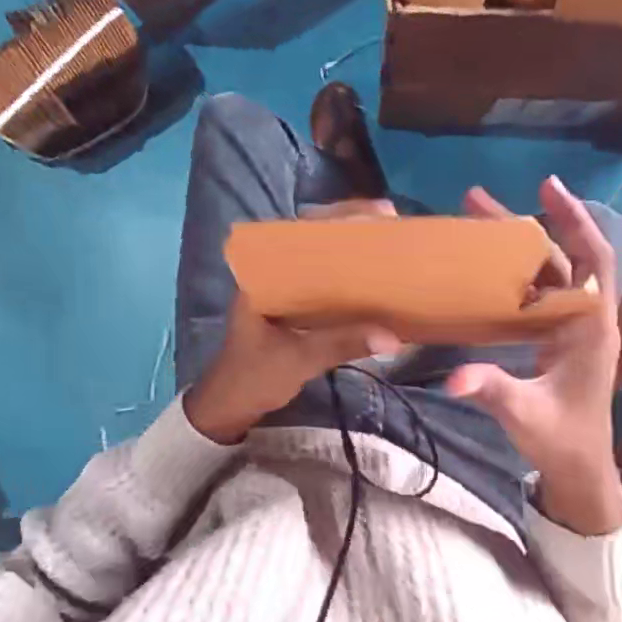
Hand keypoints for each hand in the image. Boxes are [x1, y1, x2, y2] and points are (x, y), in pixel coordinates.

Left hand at [184, 199, 403, 444]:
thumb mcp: (297, 361)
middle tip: (393, 224)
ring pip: (320, 261)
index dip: (338, 217)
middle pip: (314, 240)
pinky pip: (323, 286)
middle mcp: (271, 277)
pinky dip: (346, 281)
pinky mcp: (292, 313)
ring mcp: (282, 294)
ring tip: (390, 244)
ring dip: (351, 253)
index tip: (377, 214)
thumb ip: (340, 345)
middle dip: (352, 230)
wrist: (228, 407)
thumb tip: (393, 337)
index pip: (300, 232)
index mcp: (262, 277)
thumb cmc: (252, 378)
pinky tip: (373, 283)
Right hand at [445, 178, 621, 534]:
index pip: (592, 260)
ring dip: (516, 244)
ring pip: (547, 272)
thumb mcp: (524, 414)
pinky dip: (513, 271)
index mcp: (590, 326)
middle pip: (561, 257)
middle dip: (524, 223)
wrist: (576, 464)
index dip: (574, 221)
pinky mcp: (553, 337)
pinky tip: (484, 267)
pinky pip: (535, 292)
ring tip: (475, 222)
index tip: (548, 187)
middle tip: (477, 200)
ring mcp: (568, 326)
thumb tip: (452, 377)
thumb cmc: (561, 438)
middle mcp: (583, 317)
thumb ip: (493, 391)